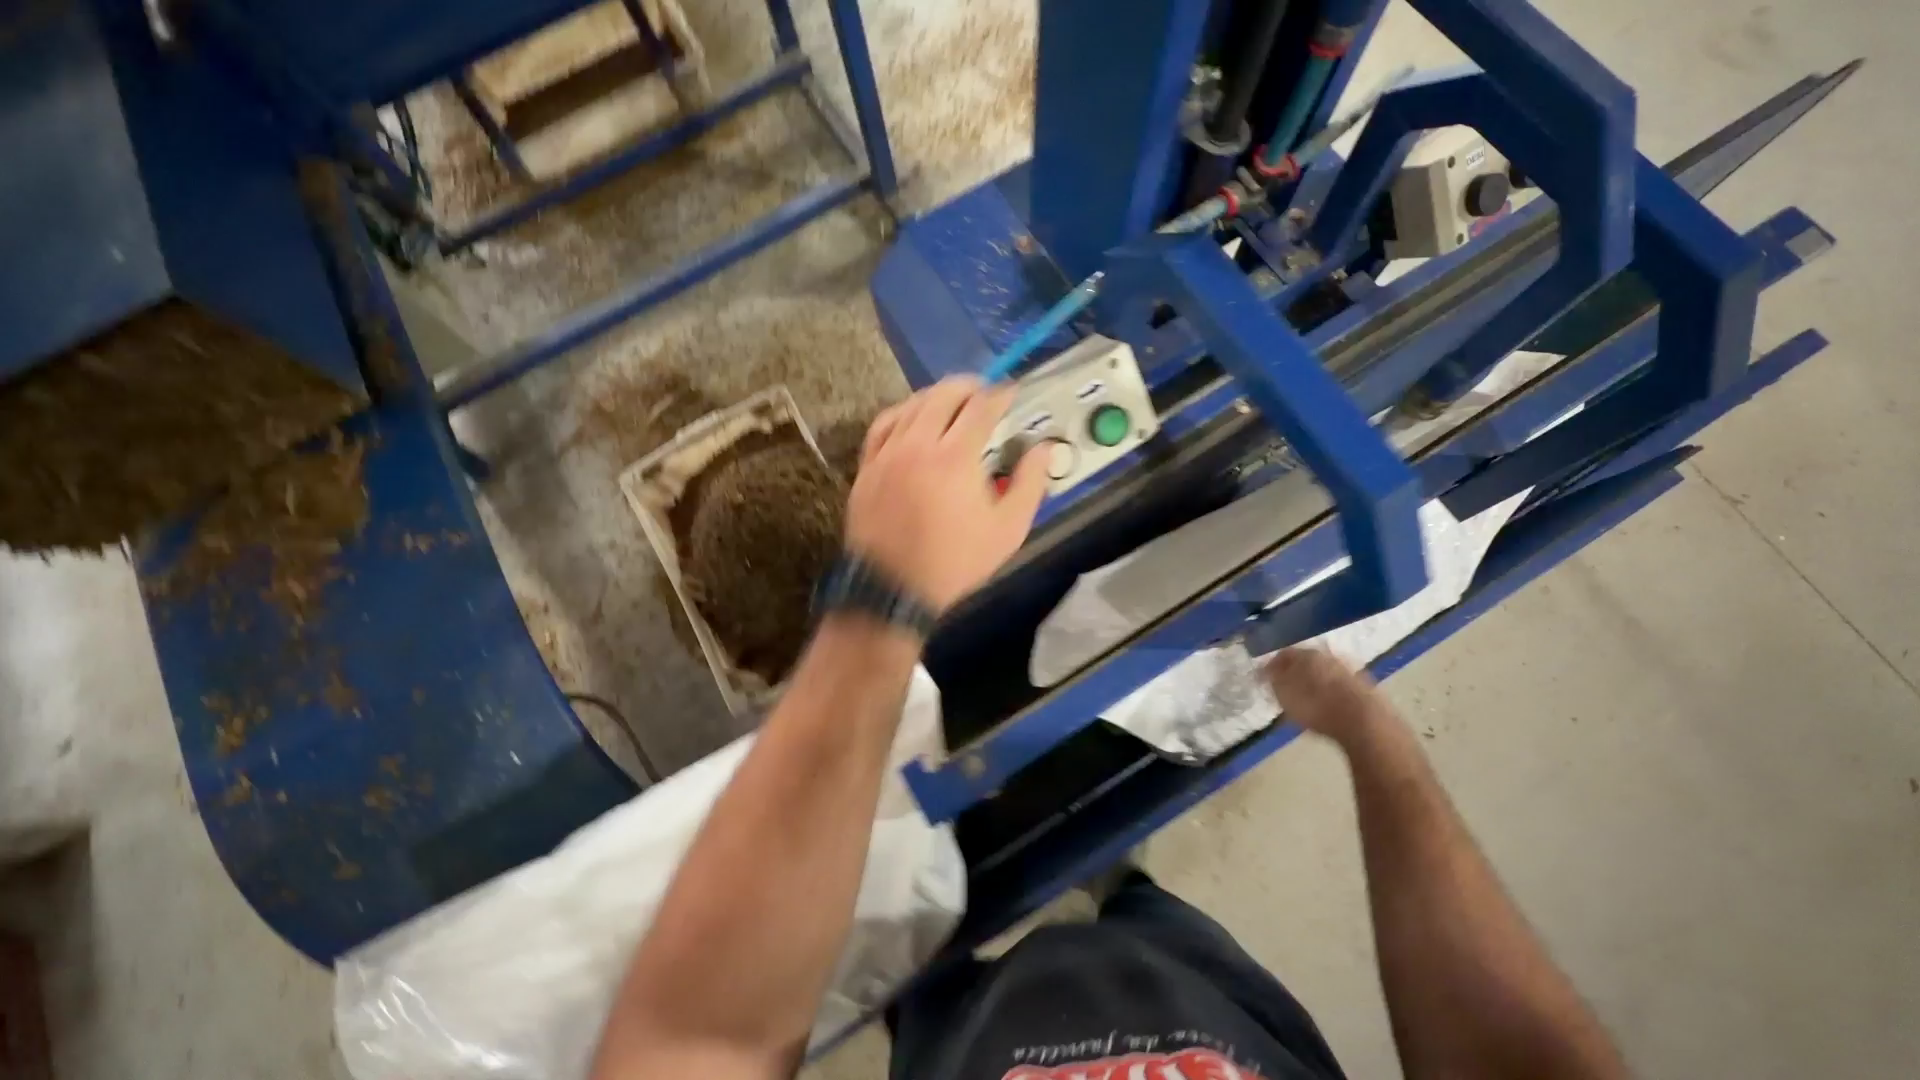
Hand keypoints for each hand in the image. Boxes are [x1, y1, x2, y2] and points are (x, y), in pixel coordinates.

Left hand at [846, 377, 1049, 613]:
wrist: (893, 588)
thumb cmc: (955, 562)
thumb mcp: (1007, 530)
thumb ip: (1030, 484)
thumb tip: (1044, 450)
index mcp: (955, 457)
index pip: (982, 407)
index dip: (1000, 394)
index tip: (1011, 392)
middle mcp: (918, 445)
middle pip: (943, 395)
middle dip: (969, 387)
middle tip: (984, 392)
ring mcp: (887, 453)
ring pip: (911, 405)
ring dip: (936, 396)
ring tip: (952, 400)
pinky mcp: (867, 467)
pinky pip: (883, 425)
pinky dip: (902, 413)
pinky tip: (912, 417)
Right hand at [1265, 647, 1396, 746]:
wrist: (1364, 721)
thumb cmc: (1317, 708)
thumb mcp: (1285, 696)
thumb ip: (1272, 681)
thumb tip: (1264, 670)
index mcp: (1305, 654)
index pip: (1283, 654)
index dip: (1271, 666)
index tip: (1264, 678)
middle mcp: (1326, 655)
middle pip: (1305, 660)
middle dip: (1294, 671)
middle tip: (1285, 687)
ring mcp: (1347, 668)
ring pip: (1323, 671)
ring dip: (1314, 680)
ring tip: (1306, 697)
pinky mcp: (1363, 685)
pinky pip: (1338, 684)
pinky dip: (1330, 690)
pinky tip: (1327, 703)